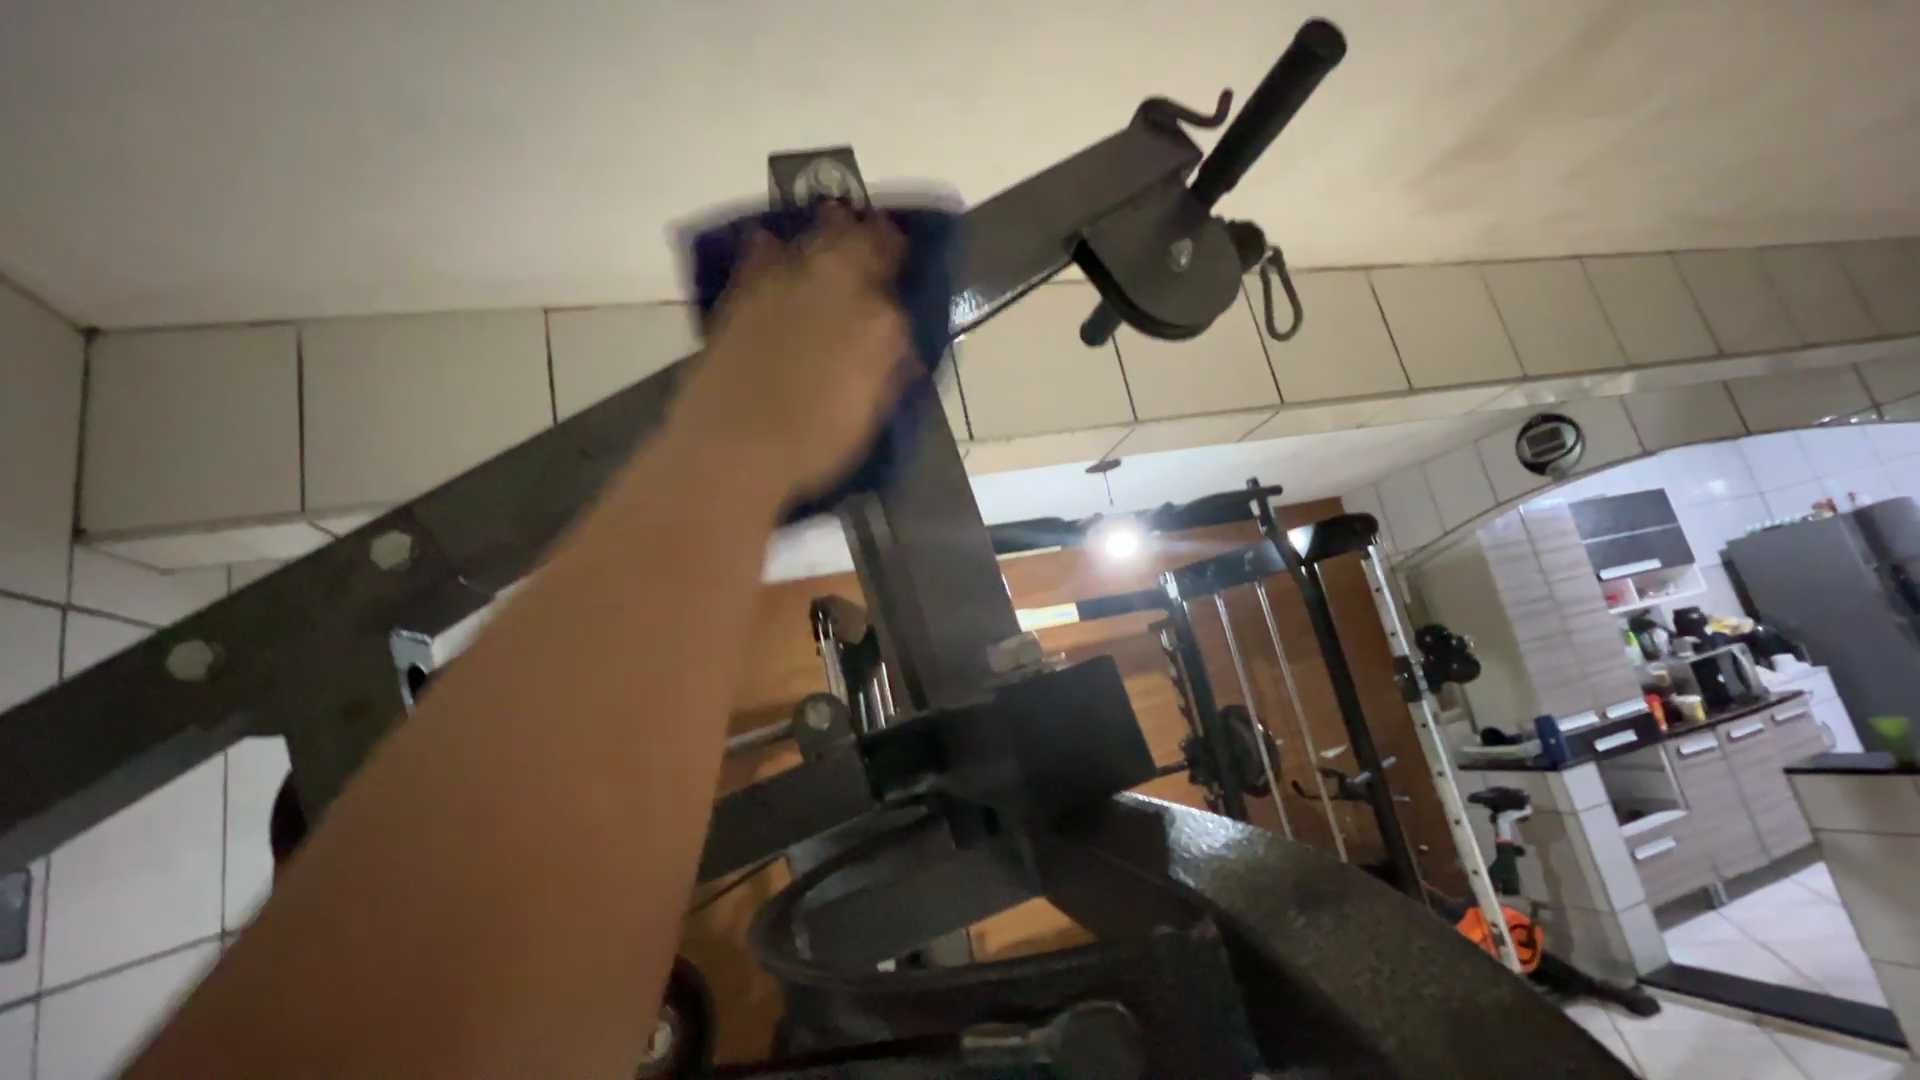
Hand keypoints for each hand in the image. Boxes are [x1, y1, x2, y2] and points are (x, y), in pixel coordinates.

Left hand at [670, 208, 911, 501]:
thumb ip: (888, 372)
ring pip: (813, 239)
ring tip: (833, 221)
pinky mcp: (742, 293)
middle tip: (873, 234)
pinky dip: (770, 248)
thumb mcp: (870, 416)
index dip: (904, 270)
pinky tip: (771, 244)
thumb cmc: (813, 444)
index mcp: (878, 325)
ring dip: (827, 229)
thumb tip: (902, 349)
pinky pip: (761, 254)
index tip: (907, 266)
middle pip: (859, 243)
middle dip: (870, 236)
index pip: (900, 283)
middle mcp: (836, 290)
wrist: (733, 446)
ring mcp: (785, 285)